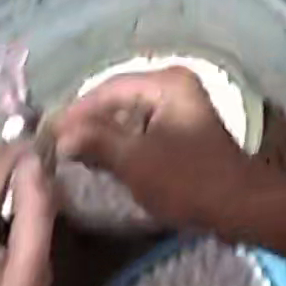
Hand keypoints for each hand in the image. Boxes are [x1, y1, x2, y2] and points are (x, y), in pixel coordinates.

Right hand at [54, 67, 272, 233]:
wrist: (236, 203)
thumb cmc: (187, 179)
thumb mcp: (136, 161)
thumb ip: (97, 141)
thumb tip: (62, 133)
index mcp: (167, 81)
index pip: (111, 87)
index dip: (79, 109)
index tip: (49, 130)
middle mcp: (174, 82)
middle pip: (121, 95)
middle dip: (90, 118)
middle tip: (56, 139)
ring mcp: (180, 102)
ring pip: (131, 110)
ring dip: (105, 128)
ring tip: (73, 147)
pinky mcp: (182, 123)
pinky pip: (144, 122)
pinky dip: (123, 136)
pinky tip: (103, 153)